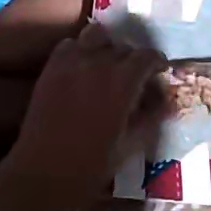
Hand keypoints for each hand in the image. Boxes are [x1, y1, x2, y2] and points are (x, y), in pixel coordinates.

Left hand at [0, 23, 165, 210]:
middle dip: (133, 59)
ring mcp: (71, 63)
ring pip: (96, 36)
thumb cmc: (91, 166)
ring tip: (107, 65)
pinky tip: (82, 68)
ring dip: (106, 47)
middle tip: (135, 77)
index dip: (157, 62)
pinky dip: (80, 50)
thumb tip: (167, 101)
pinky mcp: (51, 68)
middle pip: (123, 47)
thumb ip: (151, 117)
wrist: (42, 174)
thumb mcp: (131, 145)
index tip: (160, 72)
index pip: (147, 56)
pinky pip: (69, 45)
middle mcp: (98, 63)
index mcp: (122, 82)